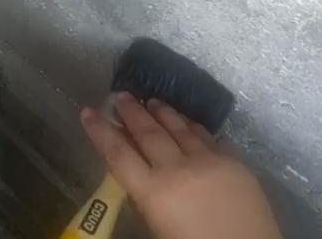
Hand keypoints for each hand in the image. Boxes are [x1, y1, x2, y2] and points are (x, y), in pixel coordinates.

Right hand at [80, 94, 282, 238]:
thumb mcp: (160, 233)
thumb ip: (147, 204)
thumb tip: (140, 179)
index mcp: (154, 194)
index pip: (118, 154)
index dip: (100, 131)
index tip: (87, 111)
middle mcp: (177, 169)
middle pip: (147, 131)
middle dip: (131, 112)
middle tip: (121, 96)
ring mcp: (208, 162)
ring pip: (178, 127)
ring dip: (161, 112)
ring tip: (151, 101)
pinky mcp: (234, 163)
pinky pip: (207, 137)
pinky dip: (192, 126)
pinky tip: (187, 122)